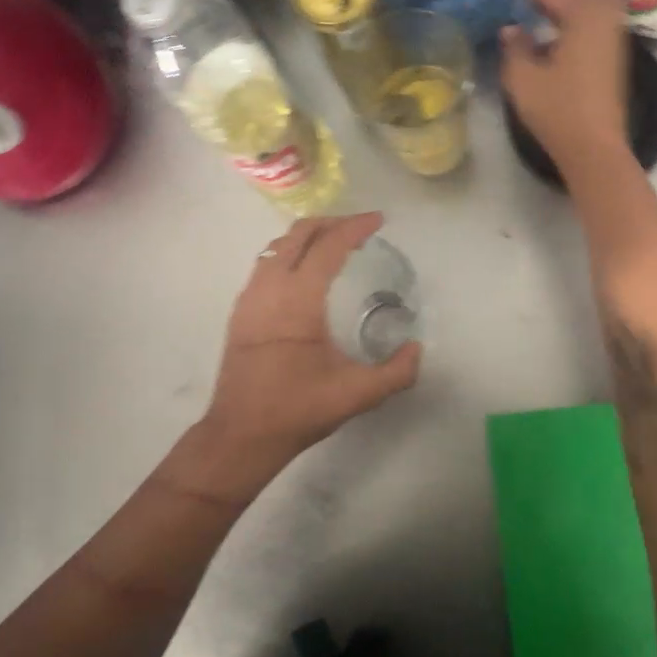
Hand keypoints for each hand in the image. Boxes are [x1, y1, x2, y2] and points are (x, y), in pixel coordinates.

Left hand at [204, 214, 422, 461]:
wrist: (239, 435)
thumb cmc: (297, 409)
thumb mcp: (357, 394)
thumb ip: (396, 372)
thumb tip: (416, 349)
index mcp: (297, 300)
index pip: (328, 246)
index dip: (355, 227)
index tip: (378, 220)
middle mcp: (269, 288)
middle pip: (298, 234)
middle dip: (331, 223)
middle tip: (359, 229)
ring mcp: (250, 298)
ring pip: (277, 246)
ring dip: (307, 237)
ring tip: (335, 246)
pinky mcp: (241, 312)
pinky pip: (266, 265)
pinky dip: (289, 255)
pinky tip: (305, 276)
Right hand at [501, 0, 631, 173]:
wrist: (595, 146)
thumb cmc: (558, 111)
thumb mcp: (524, 78)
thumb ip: (516, 47)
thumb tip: (513, 28)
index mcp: (582, 14)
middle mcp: (603, 14)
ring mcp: (614, 31)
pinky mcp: (614, 48)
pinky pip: (596, 9)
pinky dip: (576, 2)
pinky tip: (558, 13)